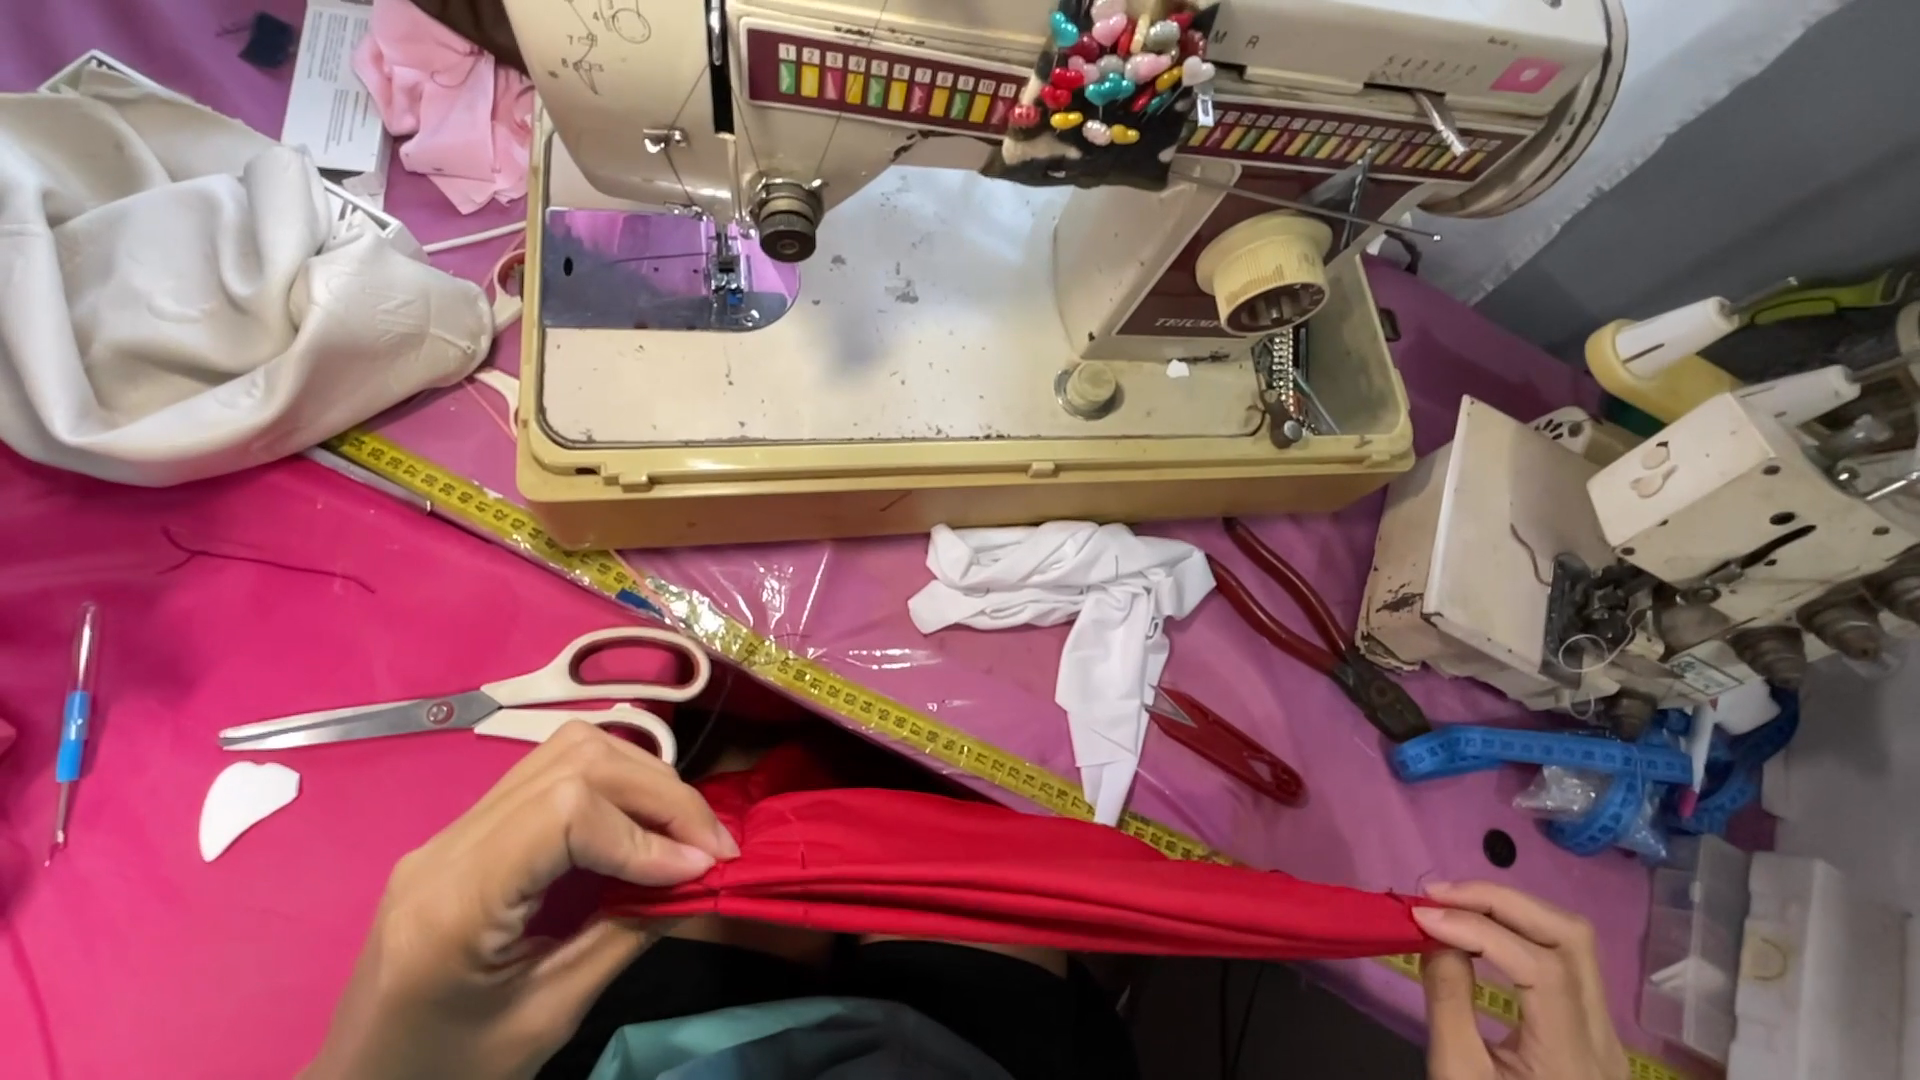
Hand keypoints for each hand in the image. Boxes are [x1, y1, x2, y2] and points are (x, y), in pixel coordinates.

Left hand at [305, 722, 738, 1079]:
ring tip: (684, 829)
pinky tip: (644, 821)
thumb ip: (626, 935)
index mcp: (453, 902)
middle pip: (576, 763)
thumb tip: (699, 878)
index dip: (645, 831)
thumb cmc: (450, 1075)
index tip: (700, 869)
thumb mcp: (548, 1017)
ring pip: (569, 752)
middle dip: (662, 794)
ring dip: (644, 779)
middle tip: (712, 843)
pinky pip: (556, 772)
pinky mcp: (471, 828)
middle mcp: (448, 844)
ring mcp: (455, 828)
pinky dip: (618, 784)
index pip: (566, 811)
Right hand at [1413, 882, 1627, 1079]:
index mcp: (1575, 1061)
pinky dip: (1514, 927)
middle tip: (1437, 896)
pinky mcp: (1587, 1025)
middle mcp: (1604, 1039)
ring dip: (1508, 908)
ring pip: (1572, 940)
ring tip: (1450, 904)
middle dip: (1500, 902)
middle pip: (1571, 938)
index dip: (1479, 929)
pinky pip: (1560, 956)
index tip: (1420, 917)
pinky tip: (1474, 927)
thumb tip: (1438, 933)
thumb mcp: (1457, 1075)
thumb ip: (1448, 999)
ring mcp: (1603, 1031)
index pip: (1541, 967)